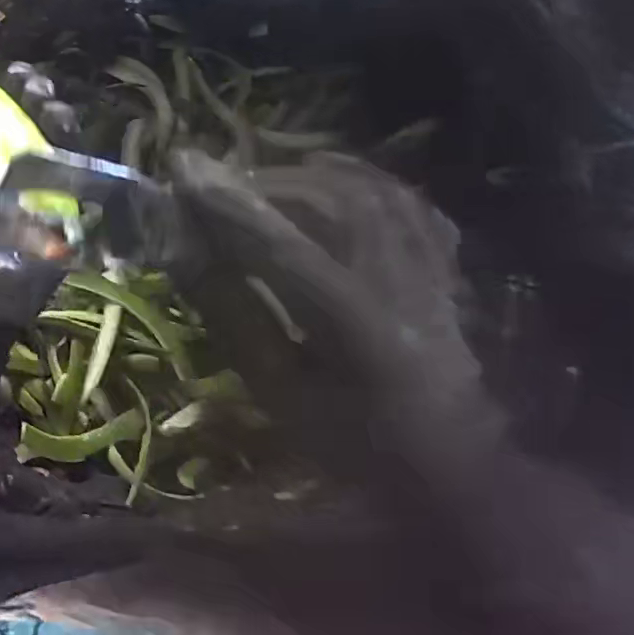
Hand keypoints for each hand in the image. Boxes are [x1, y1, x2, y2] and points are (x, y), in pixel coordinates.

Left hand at [0, 64, 79, 326]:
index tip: (11, 73)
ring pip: (57, 134)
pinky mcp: (64, 205)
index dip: (5, 84)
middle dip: (36, 92)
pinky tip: (64, 135)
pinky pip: (77, 168)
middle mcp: (6, 161)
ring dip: (56, 112)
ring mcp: (38, 183)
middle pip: (31, 114)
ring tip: (49, 108)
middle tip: (33, 86)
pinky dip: (74, 146)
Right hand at [163, 149, 497, 460]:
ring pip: (365, 191)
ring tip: (251, 183)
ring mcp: (432, 273)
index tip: (181, 166)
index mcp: (362, 336)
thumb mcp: (275, 390)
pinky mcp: (441, 266)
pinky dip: (353, 175)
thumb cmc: (350, 441)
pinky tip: (318, 171)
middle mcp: (406, 291)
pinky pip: (401, 199)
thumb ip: (230, 314)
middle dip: (259, 184)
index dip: (229, 205)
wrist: (452, 467)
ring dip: (298, 177)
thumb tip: (182, 248)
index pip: (286, 250)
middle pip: (330, 206)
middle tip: (209, 184)